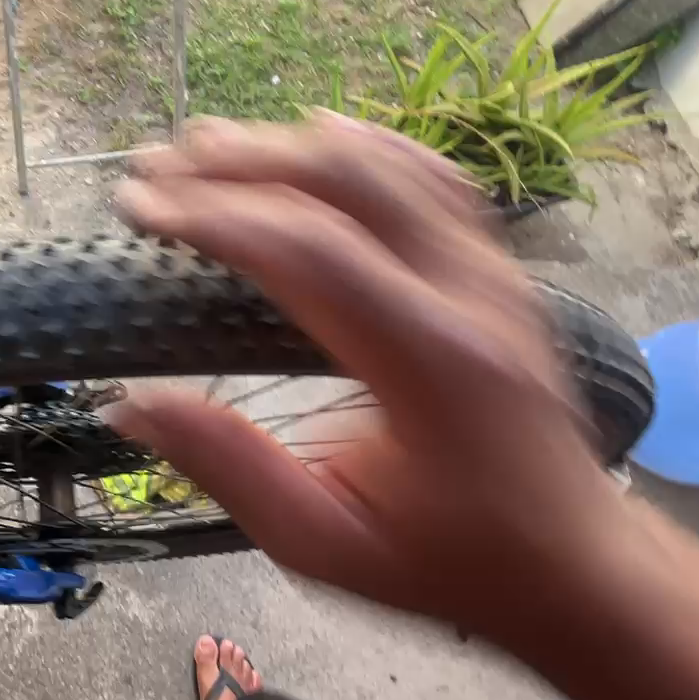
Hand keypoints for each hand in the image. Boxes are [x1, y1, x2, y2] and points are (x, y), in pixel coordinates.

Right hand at [105, 112, 632, 638]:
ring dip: (284, 146)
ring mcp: (492, 273)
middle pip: (346, 184)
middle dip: (236, 164)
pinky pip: (428, 180)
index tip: (139, 209)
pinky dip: (360, 148)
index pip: (308, 252)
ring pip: (386, 168)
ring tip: (204, 144)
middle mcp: (469, 296)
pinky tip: (314, 134)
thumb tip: (124, 404)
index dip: (213, 217)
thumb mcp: (319, 541)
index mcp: (426, 364)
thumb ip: (224, 466)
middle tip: (154, 166)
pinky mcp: (494, 270)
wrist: (574, 565)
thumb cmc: (443, 560)